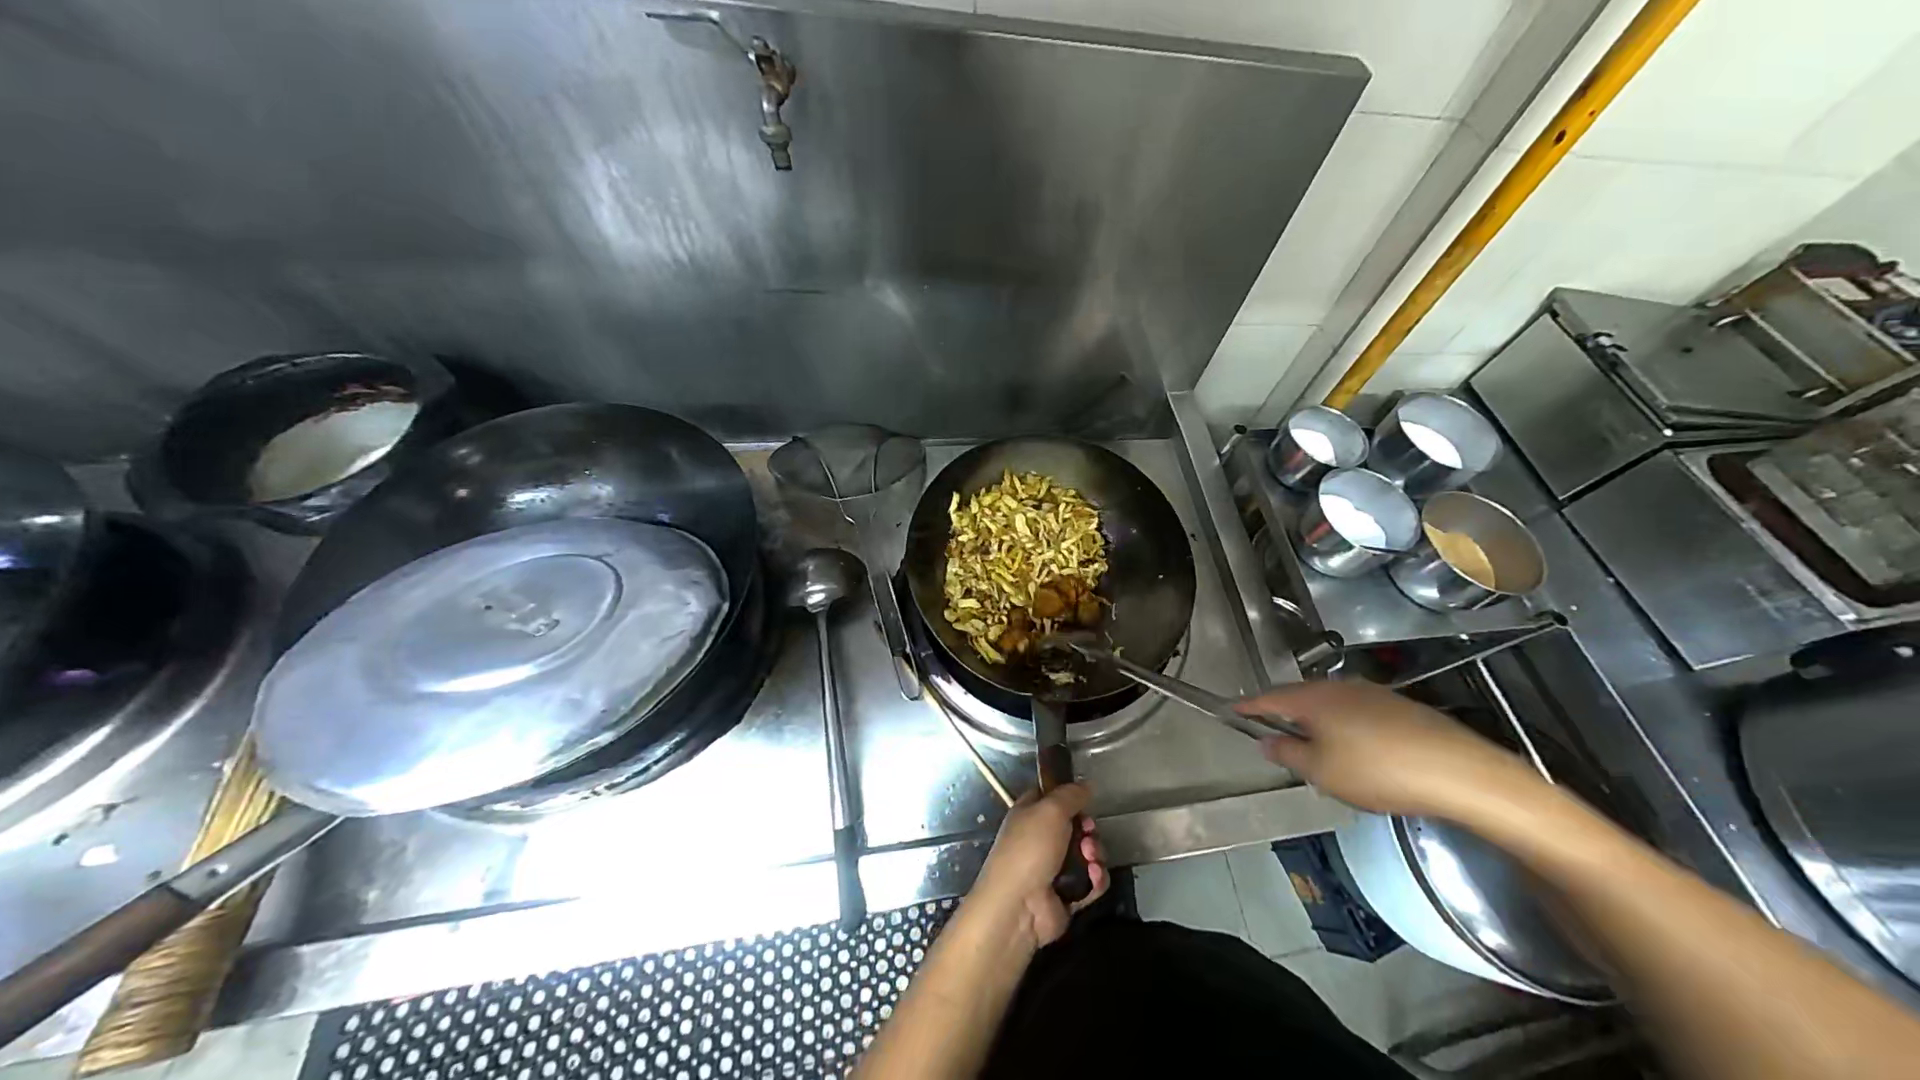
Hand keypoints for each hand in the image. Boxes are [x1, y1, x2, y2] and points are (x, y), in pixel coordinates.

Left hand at [965, 783, 1106, 947]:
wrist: (1019, 905)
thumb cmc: (1030, 848)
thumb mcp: (1050, 810)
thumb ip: (1070, 794)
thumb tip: (1086, 784)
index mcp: (1029, 814)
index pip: (1052, 797)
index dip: (1069, 797)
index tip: (1083, 800)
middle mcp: (1041, 839)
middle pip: (1076, 826)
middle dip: (1088, 829)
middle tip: (1087, 834)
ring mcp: (1055, 868)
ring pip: (1088, 853)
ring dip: (1095, 854)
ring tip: (1090, 859)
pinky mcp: (1068, 894)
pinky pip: (1092, 881)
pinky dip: (1096, 879)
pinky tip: (1092, 878)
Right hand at [1239, 680, 1540, 818]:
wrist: (1459, 772)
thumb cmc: (1378, 771)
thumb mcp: (1321, 771)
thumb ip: (1287, 754)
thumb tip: (1267, 741)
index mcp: (1313, 698)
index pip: (1269, 697)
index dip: (1248, 706)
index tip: (1231, 709)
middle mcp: (1340, 687)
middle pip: (1300, 697)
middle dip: (1284, 714)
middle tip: (1274, 735)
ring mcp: (1372, 694)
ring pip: (1330, 705)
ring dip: (1316, 723)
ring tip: (1314, 750)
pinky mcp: (1399, 707)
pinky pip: (1356, 712)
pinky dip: (1344, 727)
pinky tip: (1355, 753)